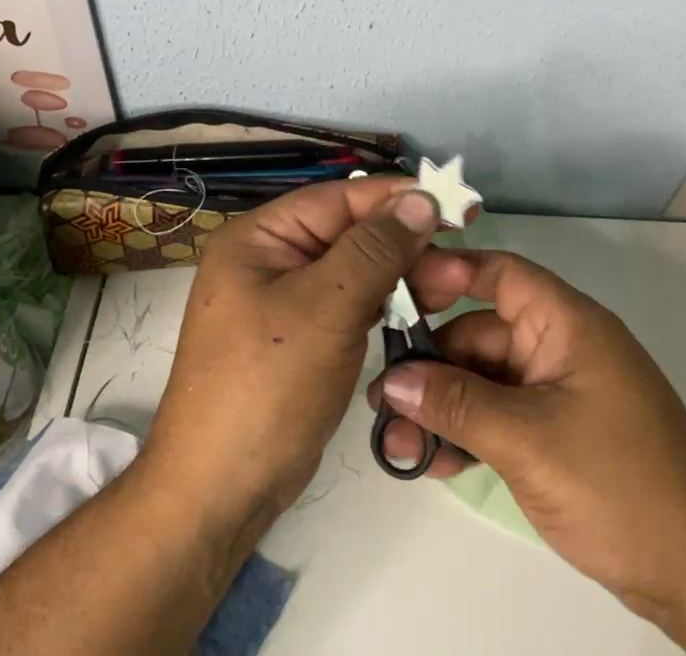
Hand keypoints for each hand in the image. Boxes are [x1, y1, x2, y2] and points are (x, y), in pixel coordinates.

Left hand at [141, 176, 440, 524]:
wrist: (222, 487)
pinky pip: (349, 306)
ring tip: (453, 287)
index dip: (400, 198)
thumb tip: (421, 199)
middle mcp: (269, 261)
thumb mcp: (327, 307)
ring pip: (354, 271)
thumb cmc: (269, 385)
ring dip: (401, 275)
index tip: (459, 204)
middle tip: (463, 264)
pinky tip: (420, 310)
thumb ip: (376, 249)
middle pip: (349, 234)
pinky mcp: (301, 340)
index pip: (339, 199)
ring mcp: (284, 303)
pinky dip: (384, 305)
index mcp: (259, 238)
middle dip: (406, 244)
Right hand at [367, 250, 685, 615]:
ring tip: (395, 444)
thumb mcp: (528, 441)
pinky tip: (432, 462)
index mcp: (568, 325)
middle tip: (379, 401)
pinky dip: (467, 434)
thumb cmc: (619, 487)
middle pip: (480, 333)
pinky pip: (500, 418)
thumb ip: (456, 404)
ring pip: (484, 382)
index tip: (391, 293)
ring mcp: (560, 394)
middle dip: (429, 365)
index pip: (500, 273)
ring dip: (441, 408)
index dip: (446, 273)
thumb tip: (393, 381)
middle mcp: (562, 348)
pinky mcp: (558, 434)